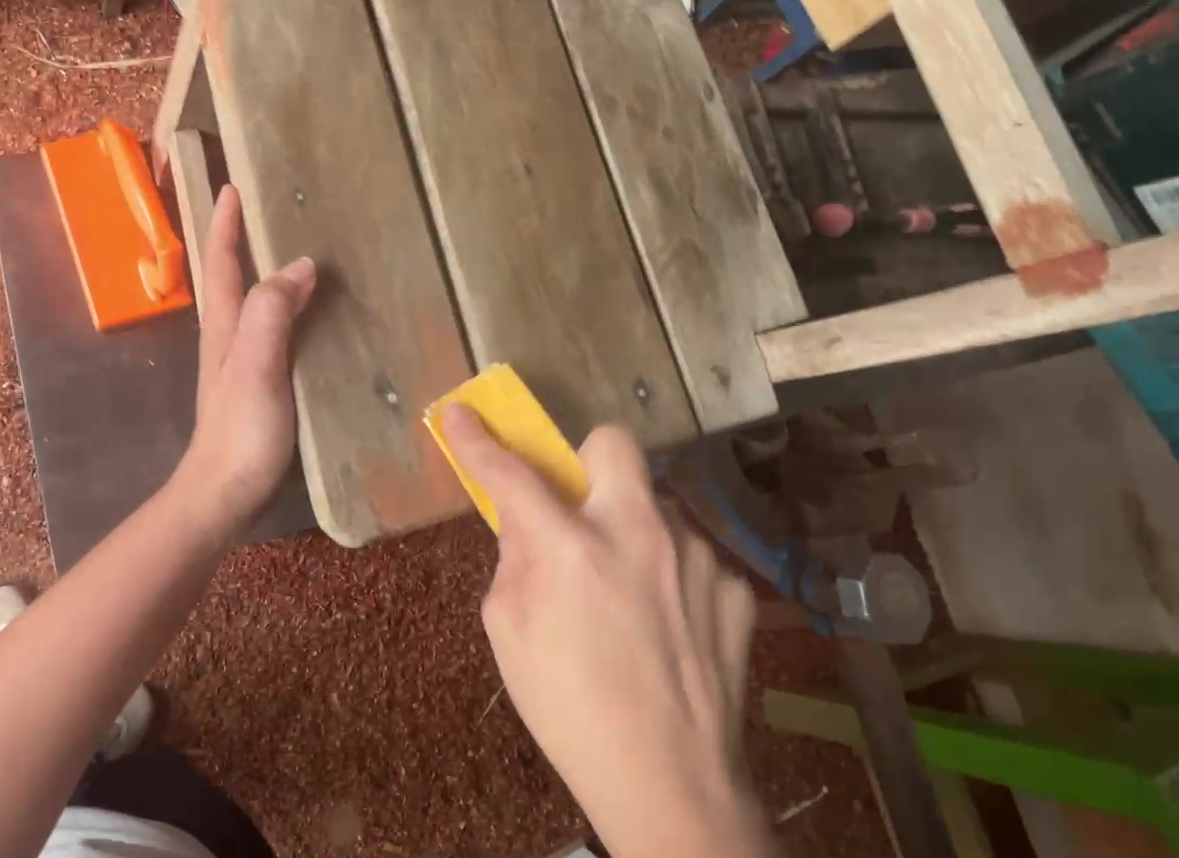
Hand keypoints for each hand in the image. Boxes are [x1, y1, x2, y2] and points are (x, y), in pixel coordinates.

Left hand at [178, 184, 316, 529]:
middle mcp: (228, 339)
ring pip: (252, 305)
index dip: (225, 225)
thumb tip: (299, 265)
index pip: (221, 263)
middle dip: (243, 240)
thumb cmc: (240, 430)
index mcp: (224, 327)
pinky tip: (312, 320)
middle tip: (272, 210)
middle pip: (232, 278)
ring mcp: (240, 364)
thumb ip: (272, 313)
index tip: (232, 185)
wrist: (223, 493)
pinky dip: (287, 312)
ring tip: (301, 255)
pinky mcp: (257, 387)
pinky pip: (272, 333)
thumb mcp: (256, 365)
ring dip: (267, 275)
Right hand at [437, 408, 771, 857]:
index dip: (477, 439)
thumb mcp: (508, 629)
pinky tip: (665, 623)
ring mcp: (698, 558)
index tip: (461, 413)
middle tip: (574, 505)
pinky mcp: (736, 589)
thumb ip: (515, 559)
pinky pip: (689, 555)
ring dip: (629, 529)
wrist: (669, 783)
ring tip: (624, 591)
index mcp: (569, 548)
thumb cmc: (566, 706)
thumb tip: (526, 522)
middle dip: (584, 458)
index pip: (510, 472)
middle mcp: (639, 534)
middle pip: (612, 444)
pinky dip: (668, 573)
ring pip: (654, 505)